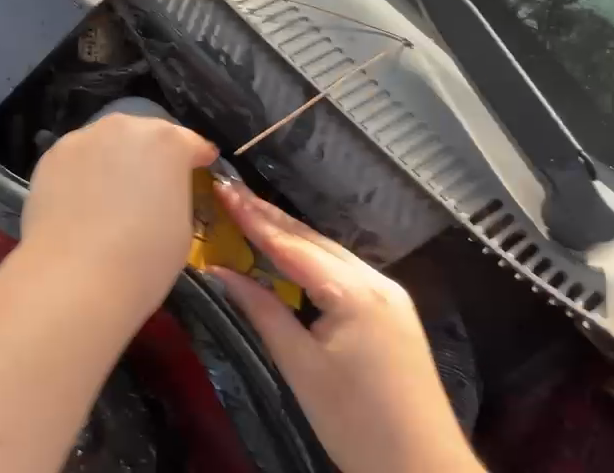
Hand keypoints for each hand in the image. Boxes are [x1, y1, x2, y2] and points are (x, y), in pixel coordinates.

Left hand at [21, 113, 217, 315]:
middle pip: (143, 134)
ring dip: (113, 159)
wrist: (75, 274)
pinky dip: (84, 173)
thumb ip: (175, 192)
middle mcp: (122, 127)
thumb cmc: (144, 257)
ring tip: (111, 193)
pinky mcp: (51, 155)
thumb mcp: (182, 226)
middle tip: (152, 185)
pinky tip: (82, 201)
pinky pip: (77, 159)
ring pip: (105, 143)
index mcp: (166, 141)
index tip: (199, 169)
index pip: (189, 142)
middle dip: (151, 154)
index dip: (196, 158)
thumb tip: (162, 190)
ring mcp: (82, 137)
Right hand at [209, 182, 481, 472]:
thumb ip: (261, 310)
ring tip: (249, 210)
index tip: (221, 189)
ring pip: (328, 252)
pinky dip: (309, 255)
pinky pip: (342, 270)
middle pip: (312, 240)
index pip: (291, 245)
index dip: (252, 217)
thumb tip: (220, 271)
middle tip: (229, 190)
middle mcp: (376, 282)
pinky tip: (287, 250)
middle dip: (268, 215)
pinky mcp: (393, 313)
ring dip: (288, 232)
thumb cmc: (356, 425)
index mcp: (354, 293)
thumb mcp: (300, 366)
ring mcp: (390, 296)